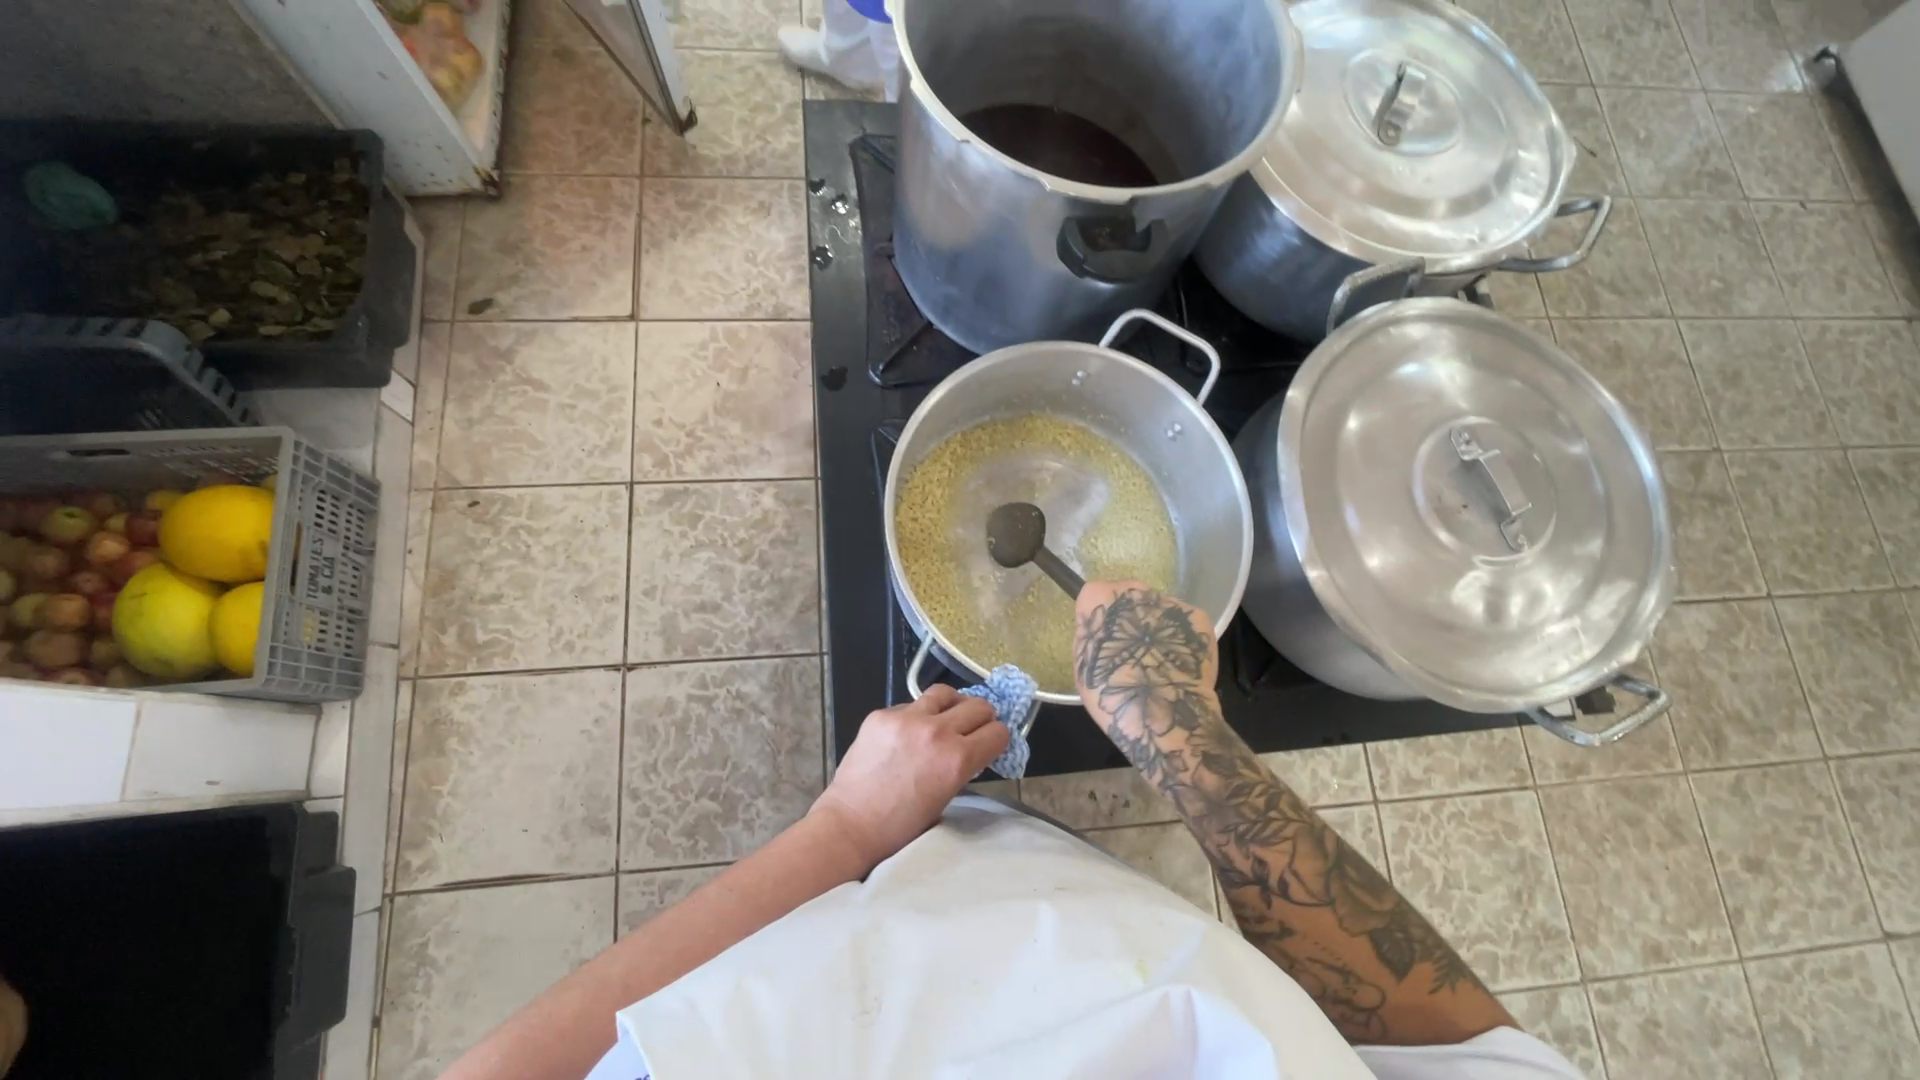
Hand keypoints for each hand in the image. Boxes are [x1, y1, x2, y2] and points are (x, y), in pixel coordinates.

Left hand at [811, 685, 1009, 871]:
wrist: (851, 825)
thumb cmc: (901, 826)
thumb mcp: (946, 797)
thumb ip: (962, 767)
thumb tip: (970, 748)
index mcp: (957, 759)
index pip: (997, 732)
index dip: (997, 739)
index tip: (991, 744)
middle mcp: (937, 732)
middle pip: (978, 706)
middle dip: (982, 719)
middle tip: (973, 730)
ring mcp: (906, 719)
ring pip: (945, 693)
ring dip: (952, 705)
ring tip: (945, 718)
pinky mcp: (882, 715)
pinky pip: (910, 705)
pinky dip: (917, 715)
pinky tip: (908, 733)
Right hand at [1073, 580, 1220, 736]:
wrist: (1165, 712)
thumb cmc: (1112, 692)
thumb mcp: (1083, 663)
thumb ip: (1090, 632)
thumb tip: (1099, 621)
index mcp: (1101, 598)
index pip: (1095, 595)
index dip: (1100, 618)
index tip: (1104, 639)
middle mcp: (1136, 591)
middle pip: (1129, 596)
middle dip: (1129, 616)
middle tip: (1132, 649)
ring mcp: (1170, 603)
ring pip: (1158, 608)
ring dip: (1156, 625)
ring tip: (1158, 660)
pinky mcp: (1198, 619)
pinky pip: (1183, 623)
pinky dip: (1180, 638)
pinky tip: (1177, 662)